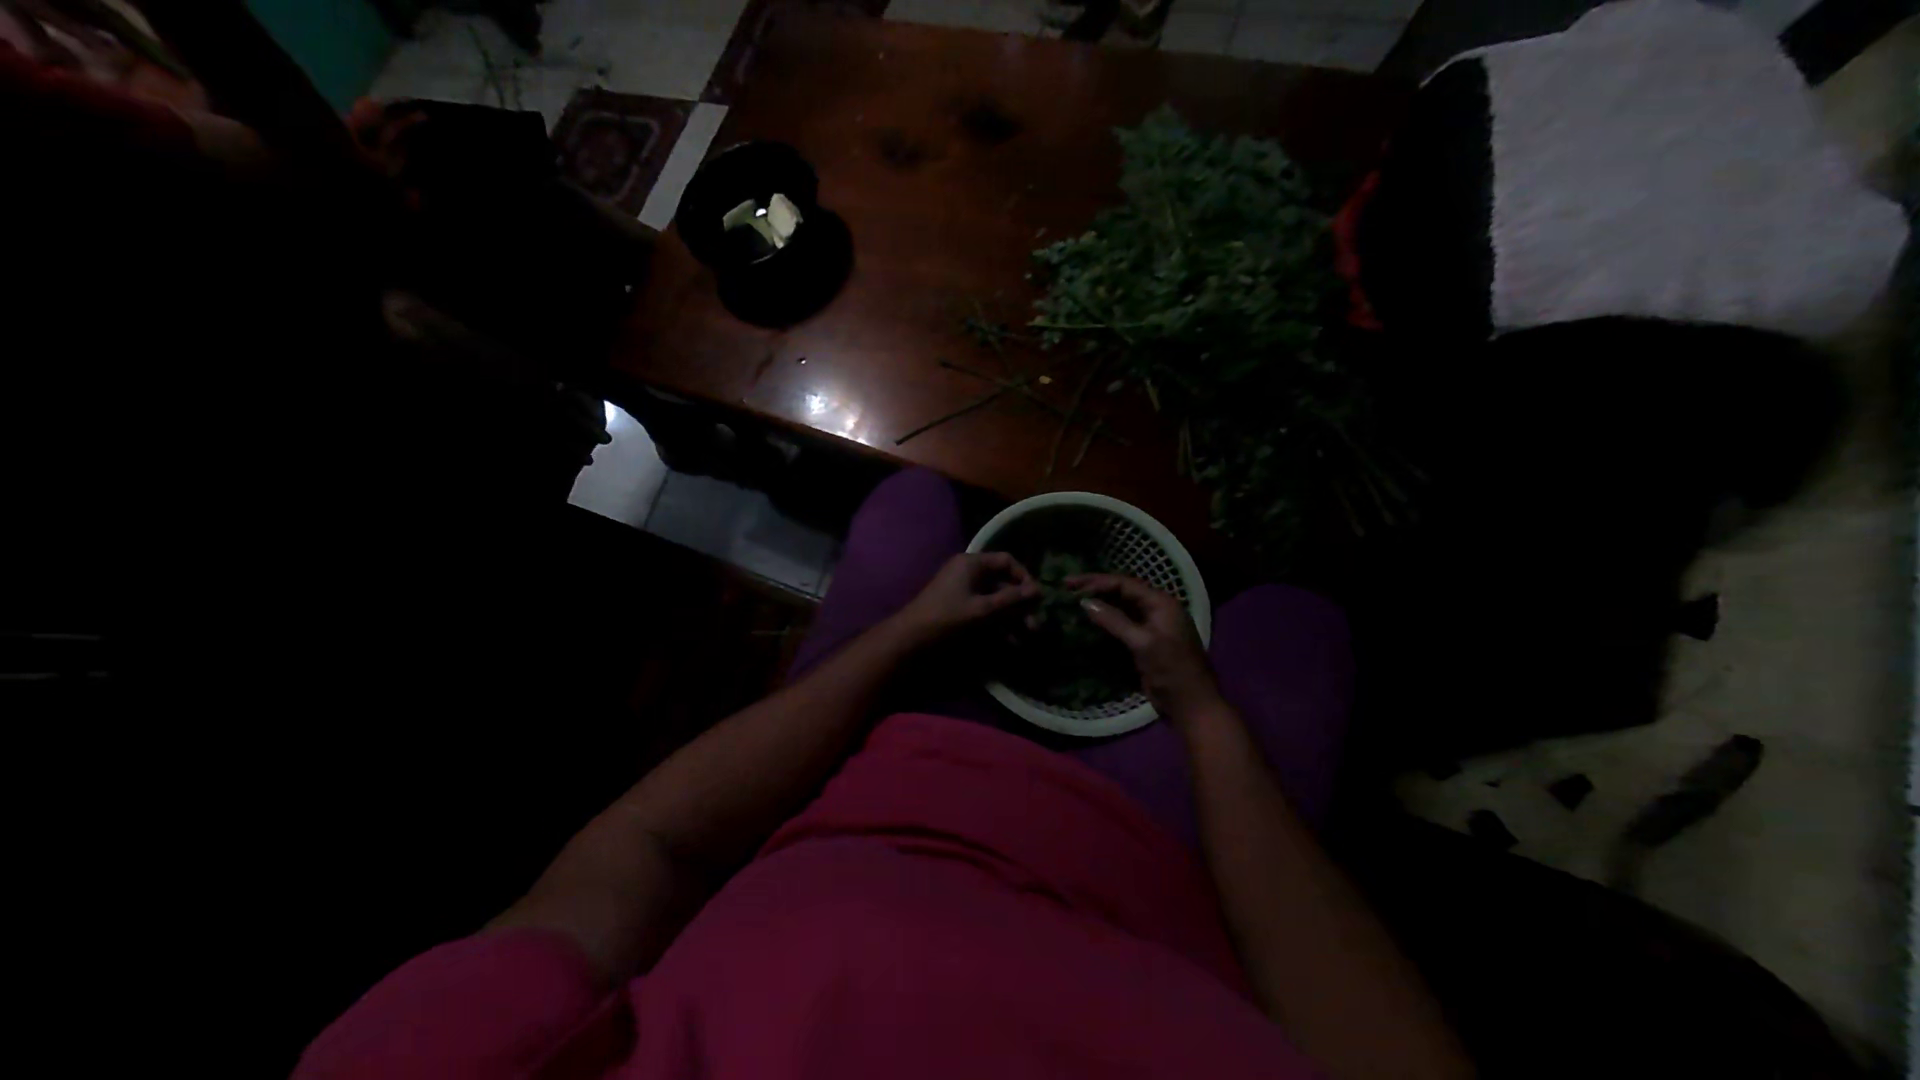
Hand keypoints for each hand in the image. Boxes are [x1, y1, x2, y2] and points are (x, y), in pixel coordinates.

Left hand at [893, 553, 1040, 645]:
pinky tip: (1009, 643)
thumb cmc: (947, 618)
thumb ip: (1012, 599)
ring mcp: (962, 591)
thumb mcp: (984, 609)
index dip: (1024, 578)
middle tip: (1034, 626)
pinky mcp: (959, 609)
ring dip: (1012, 618)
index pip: (1007, 561)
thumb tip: (1039, 590)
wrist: (910, 640)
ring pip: (995, 600)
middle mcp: (968, 573)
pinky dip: (998, 624)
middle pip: (1003, 582)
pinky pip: (984, 612)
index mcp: (972, 564)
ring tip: (1025, 638)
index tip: (1036, 599)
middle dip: (1020, 604)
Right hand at [1069, 574, 1226, 723]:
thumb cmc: (1172, 670)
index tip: (1070, 584)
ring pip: (1120, 608)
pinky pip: (1121, 625)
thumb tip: (1085, 602)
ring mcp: (1150, 626)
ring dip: (1098, 604)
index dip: (1096, 581)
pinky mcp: (1144, 643)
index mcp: (1161, 603)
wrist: (1191, 705)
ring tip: (1072, 601)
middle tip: (1066, 588)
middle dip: (1095, 589)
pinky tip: (1087, 621)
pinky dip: (1104, 621)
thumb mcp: (1143, 643)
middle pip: (1121, 592)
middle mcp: (1156, 609)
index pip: (1124, 583)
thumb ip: (1114, 620)